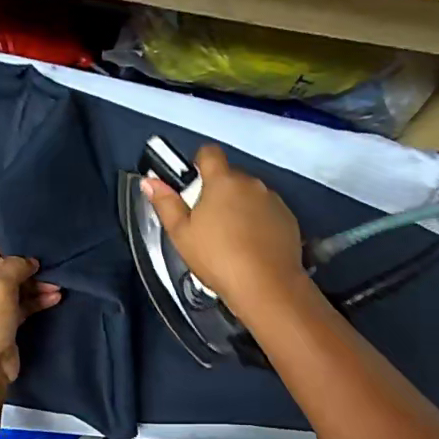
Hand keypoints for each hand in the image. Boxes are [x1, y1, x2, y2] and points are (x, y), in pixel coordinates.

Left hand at [0, 236, 61, 385]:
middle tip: (44, 265)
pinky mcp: (1, 325)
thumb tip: (27, 261)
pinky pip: (19, 306)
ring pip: (12, 288)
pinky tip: (55, 296)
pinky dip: (36, 300)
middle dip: (22, 266)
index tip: (22, 247)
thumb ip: (14, 265)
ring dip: (34, 284)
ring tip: (57, 283)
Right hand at [140, 144, 308, 319]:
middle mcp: (251, 183)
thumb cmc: (218, 258)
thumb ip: (166, 204)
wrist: (266, 285)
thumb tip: (149, 181)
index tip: (193, 183)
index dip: (199, 163)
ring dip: (241, 208)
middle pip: (231, 177)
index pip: (210, 153)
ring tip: (232, 239)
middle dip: (219, 192)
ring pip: (251, 195)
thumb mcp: (182, 234)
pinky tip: (253, 247)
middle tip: (208, 222)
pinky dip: (259, 223)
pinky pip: (268, 213)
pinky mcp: (288, 219)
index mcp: (222, 181)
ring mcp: (273, 200)